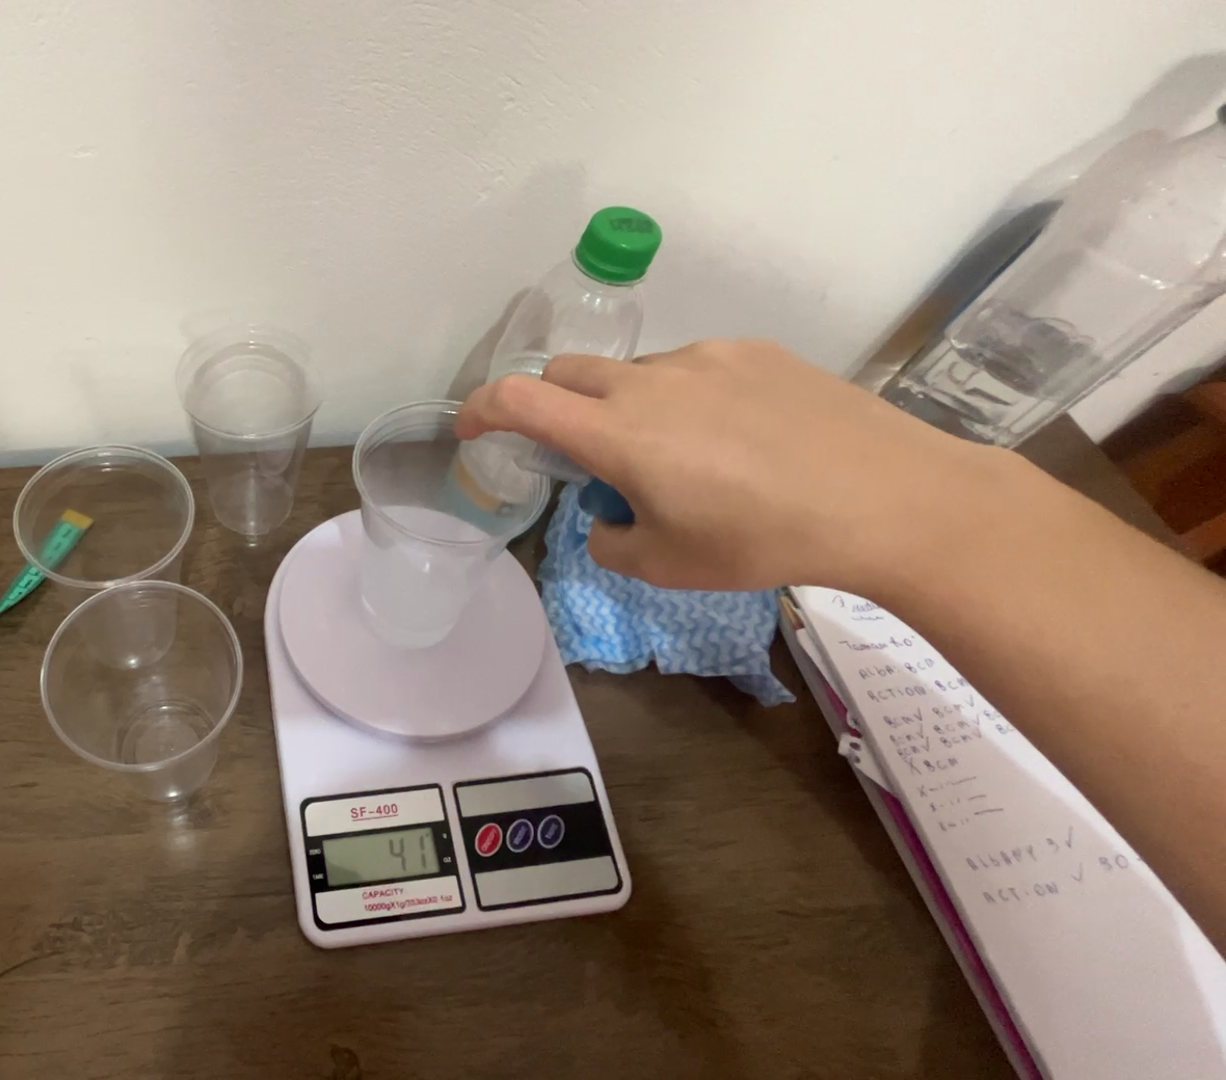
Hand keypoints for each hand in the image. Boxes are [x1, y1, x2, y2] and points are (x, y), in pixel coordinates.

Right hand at [455, 339, 1021, 591]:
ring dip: (620, 406)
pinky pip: (688, 368)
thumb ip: (609, 539)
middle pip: (564, 372)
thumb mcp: (665, 564)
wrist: (890, 500)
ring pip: (630, 374)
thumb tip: (605, 518)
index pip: (517, 400)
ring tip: (673, 453)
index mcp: (616, 434)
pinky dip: (677, 397)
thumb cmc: (762, 540)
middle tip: (576, 451)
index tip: (469, 429)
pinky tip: (729, 435)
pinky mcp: (752, 351)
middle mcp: (648, 383)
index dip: (478, 408)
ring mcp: (704, 359)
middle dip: (547, 404)